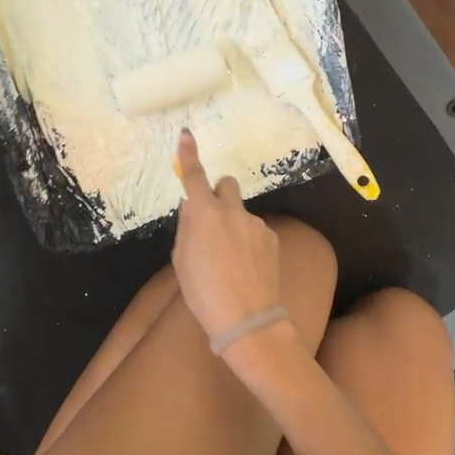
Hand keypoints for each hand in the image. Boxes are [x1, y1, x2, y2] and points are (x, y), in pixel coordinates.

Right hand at [171, 130, 281, 339]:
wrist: (247, 319)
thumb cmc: (204, 293)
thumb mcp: (182, 261)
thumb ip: (187, 229)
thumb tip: (192, 207)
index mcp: (204, 215)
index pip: (195, 177)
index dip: (189, 155)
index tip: (186, 135)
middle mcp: (232, 211)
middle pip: (226, 184)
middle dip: (218, 194)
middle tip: (211, 220)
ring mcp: (256, 224)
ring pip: (241, 212)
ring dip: (233, 223)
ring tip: (228, 259)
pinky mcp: (272, 239)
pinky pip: (255, 230)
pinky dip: (248, 240)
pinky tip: (246, 266)